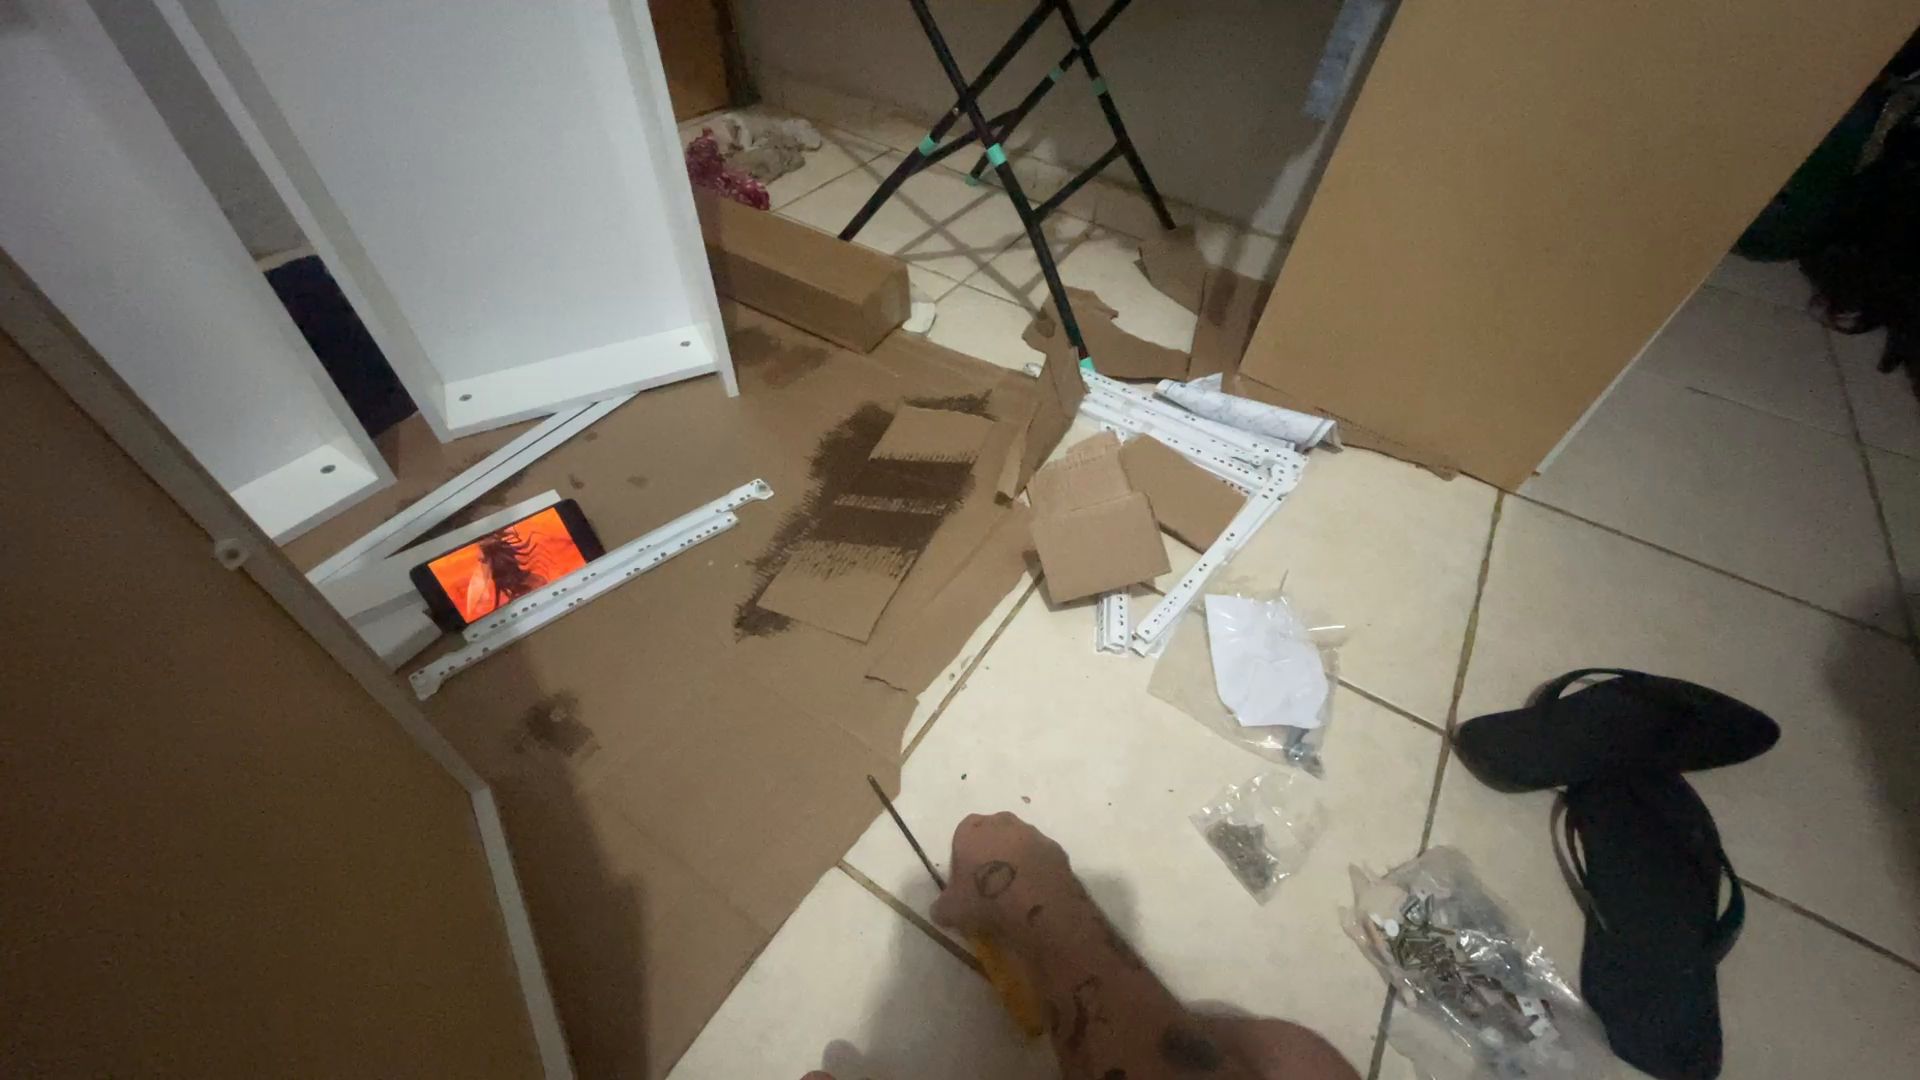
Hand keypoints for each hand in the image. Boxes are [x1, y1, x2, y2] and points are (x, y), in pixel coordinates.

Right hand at [929, 812, 1077, 937]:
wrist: (1036, 905)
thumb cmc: (985, 900)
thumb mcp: (952, 910)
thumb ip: (943, 906)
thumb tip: (939, 910)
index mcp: (971, 831)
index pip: (963, 831)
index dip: (964, 852)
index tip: (967, 876)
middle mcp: (1001, 823)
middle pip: (993, 830)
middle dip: (992, 849)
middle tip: (991, 879)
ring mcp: (1032, 833)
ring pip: (1020, 840)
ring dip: (1017, 857)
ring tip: (1016, 888)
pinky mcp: (1055, 848)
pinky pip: (1042, 855)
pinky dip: (1038, 868)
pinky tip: (1037, 891)